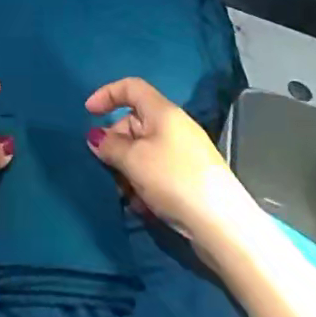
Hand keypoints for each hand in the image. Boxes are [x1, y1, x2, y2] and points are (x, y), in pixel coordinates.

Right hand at [84, 77, 250, 243]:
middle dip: (115, 142)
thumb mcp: (132, 160)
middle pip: (134, 122)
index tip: (89, 113)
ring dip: (127, 167)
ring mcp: (186, 154)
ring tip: (125, 192)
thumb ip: (108, 145)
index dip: (106, 94)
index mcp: (164, 113)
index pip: (130, 87)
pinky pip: (158, 170)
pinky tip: (142, 204)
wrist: (227, 229)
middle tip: (107, 165)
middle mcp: (176, 128)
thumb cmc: (174, 180)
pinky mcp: (193, 179)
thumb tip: (96, 138)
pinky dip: (144, 182)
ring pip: (144, 150)